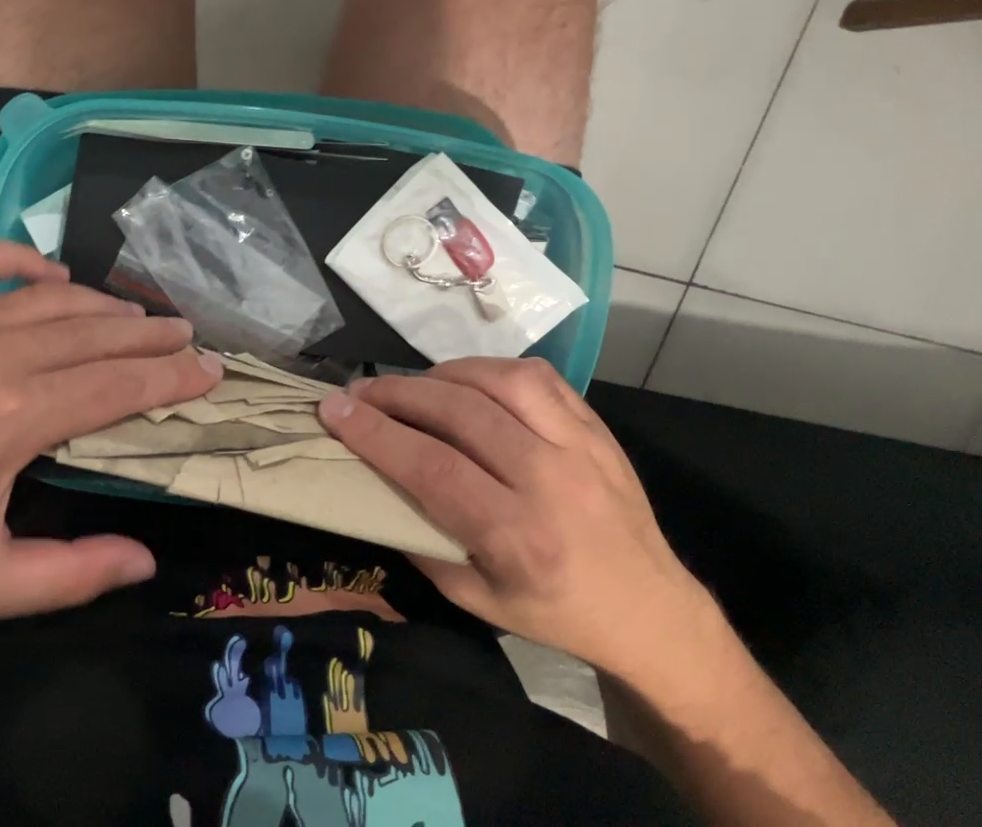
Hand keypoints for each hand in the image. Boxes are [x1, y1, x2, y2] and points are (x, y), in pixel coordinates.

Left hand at [0, 237, 221, 620]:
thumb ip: (74, 574)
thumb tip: (146, 560)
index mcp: (20, 414)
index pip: (119, 385)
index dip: (172, 378)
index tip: (211, 369)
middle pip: (96, 333)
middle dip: (151, 336)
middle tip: (188, 337)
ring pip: (50, 300)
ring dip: (102, 306)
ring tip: (137, 319)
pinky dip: (20, 259)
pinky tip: (48, 275)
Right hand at [317, 358, 718, 679]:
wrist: (649, 610)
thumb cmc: (553, 611)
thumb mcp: (475, 598)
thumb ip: (420, 540)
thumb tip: (373, 483)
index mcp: (517, 534)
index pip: (432, 466)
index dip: (375, 433)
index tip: (332, 410)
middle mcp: (551, 481)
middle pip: (460, 413)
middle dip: (396, 394)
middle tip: (357, 392)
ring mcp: (580, 447)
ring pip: (501, 380)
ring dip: (442, 374)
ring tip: (410, 387)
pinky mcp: (597, 428)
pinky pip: (538, 377)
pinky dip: (489, 370)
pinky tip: (464, 383)